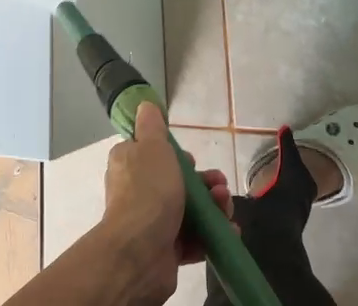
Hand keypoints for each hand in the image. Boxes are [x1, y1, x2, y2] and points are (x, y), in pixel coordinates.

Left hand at [100, 102, 236, 300]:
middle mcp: (137, 191)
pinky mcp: (165, 250)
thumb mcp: (152, 147)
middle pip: (176, 183)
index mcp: (129, 163)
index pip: (153, 153)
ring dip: (213, 208)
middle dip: (204, 183)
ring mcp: (151, 222)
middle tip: (221, 186)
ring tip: (227, 208)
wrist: (141, 252)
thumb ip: (152, 126)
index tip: (192, 160)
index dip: (176, 156)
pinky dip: (211, 236)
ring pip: (188, 211)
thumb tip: (145, 105)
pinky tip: (229, 232)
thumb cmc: (148, 191)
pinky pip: (193, 240)